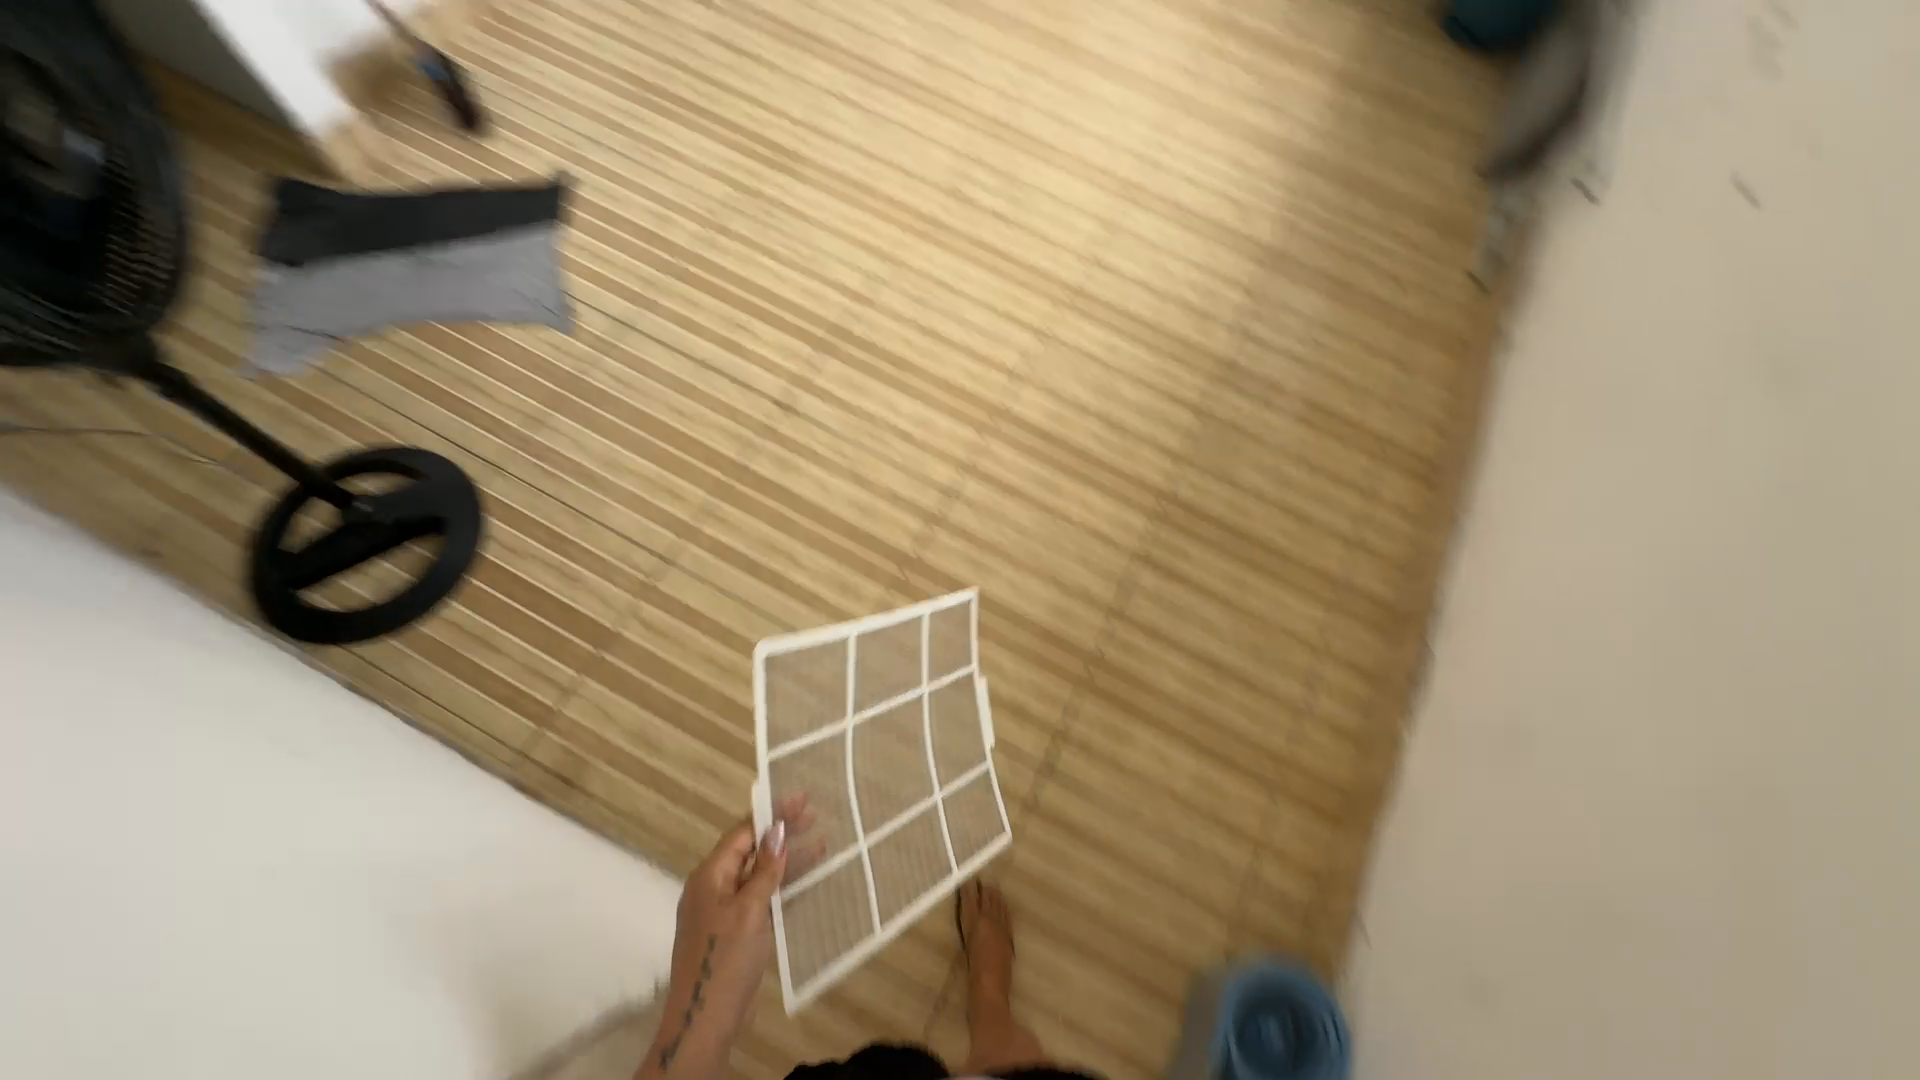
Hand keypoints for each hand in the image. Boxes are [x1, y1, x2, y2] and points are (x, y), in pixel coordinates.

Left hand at [641, 796, 819, 1079]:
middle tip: (816, 816)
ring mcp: (724, 912)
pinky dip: (783, 888)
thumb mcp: (749, 910)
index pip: (743, 833)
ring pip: (759, 876)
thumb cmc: (725, 959)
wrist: (706, 1021)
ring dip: (788, 861)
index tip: (802, 799)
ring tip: (822, 846)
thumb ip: (765, 870)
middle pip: (751, 851)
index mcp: (709, 876)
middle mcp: (714, 888)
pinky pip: (762, 899)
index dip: (772, 814)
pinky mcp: (736, 933)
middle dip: (782, 834)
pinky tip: (806, 882)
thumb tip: (776, 830)